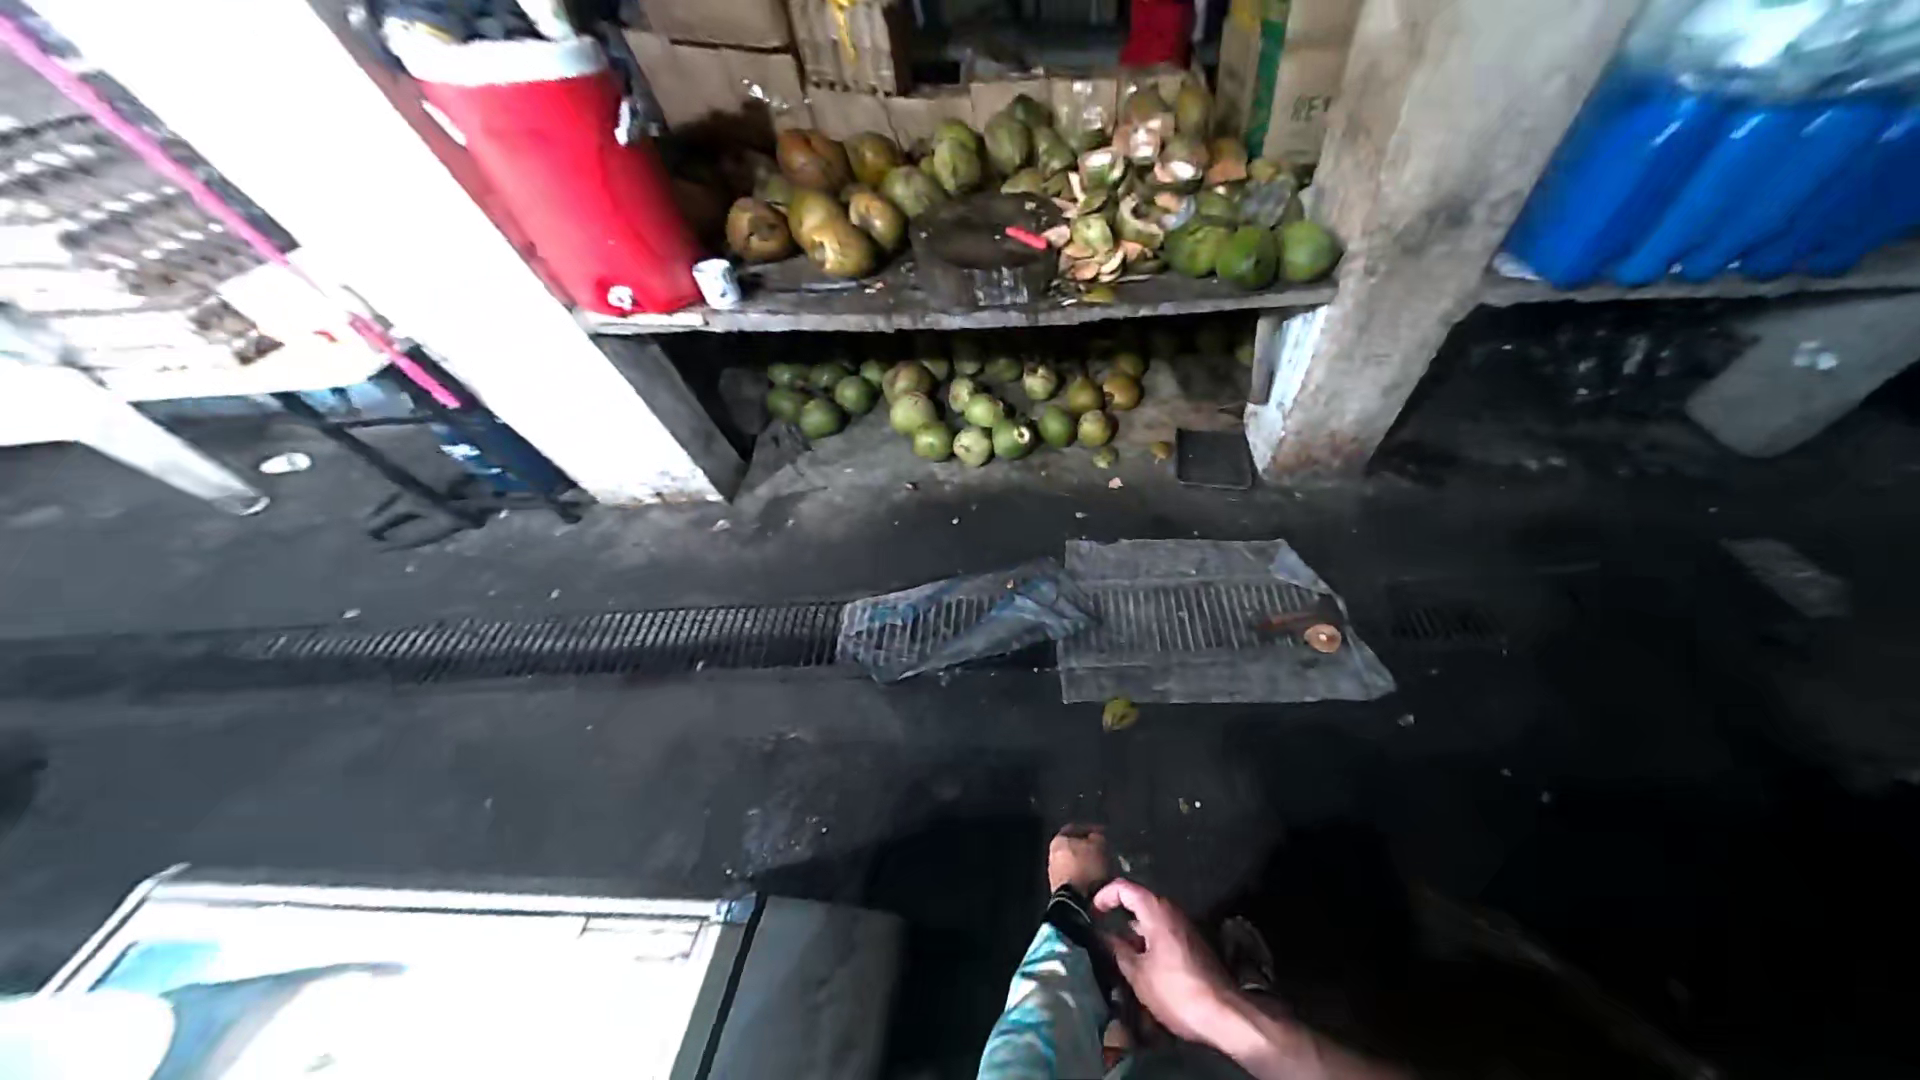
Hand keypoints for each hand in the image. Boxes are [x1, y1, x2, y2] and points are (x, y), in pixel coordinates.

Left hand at [1048, 825, 1110, 893]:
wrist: (1076, 903)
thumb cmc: (1087, 869)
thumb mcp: (1099, 846)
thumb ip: (1098, 836)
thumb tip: (1096, 836)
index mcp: (1058, 839)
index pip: (1076, 828)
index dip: (1091, 830)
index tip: (1103, 834)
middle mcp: (1052, 854)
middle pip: (1074, 846)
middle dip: (1088, 848)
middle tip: (1103, 851)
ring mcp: (1054, 872)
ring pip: (1074, 862)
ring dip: (1087, 864)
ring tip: (1102, 868)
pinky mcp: (1059, 889)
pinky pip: (1075, 877)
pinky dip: (1085, 877)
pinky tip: (1096, 881)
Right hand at [1092, 878, 1238, 1043]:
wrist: (1224, 1014)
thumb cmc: (1176, 990)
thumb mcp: (1138, 974)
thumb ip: (1117, 950)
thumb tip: (1103, 936)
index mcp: (1155, 910)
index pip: (1123, 887)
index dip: (1104, 895)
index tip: (1092, 912)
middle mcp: (1171, 910)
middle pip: (1138, 900)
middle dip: (1118, 912)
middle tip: (1101, 928)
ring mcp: (1184, 926)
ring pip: (1151, 917)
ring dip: (1133, 928)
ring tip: (1118, 950)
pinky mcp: (1192, 943)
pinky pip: (1163, 930)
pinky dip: (1148, 938)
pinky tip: (1142, 962)